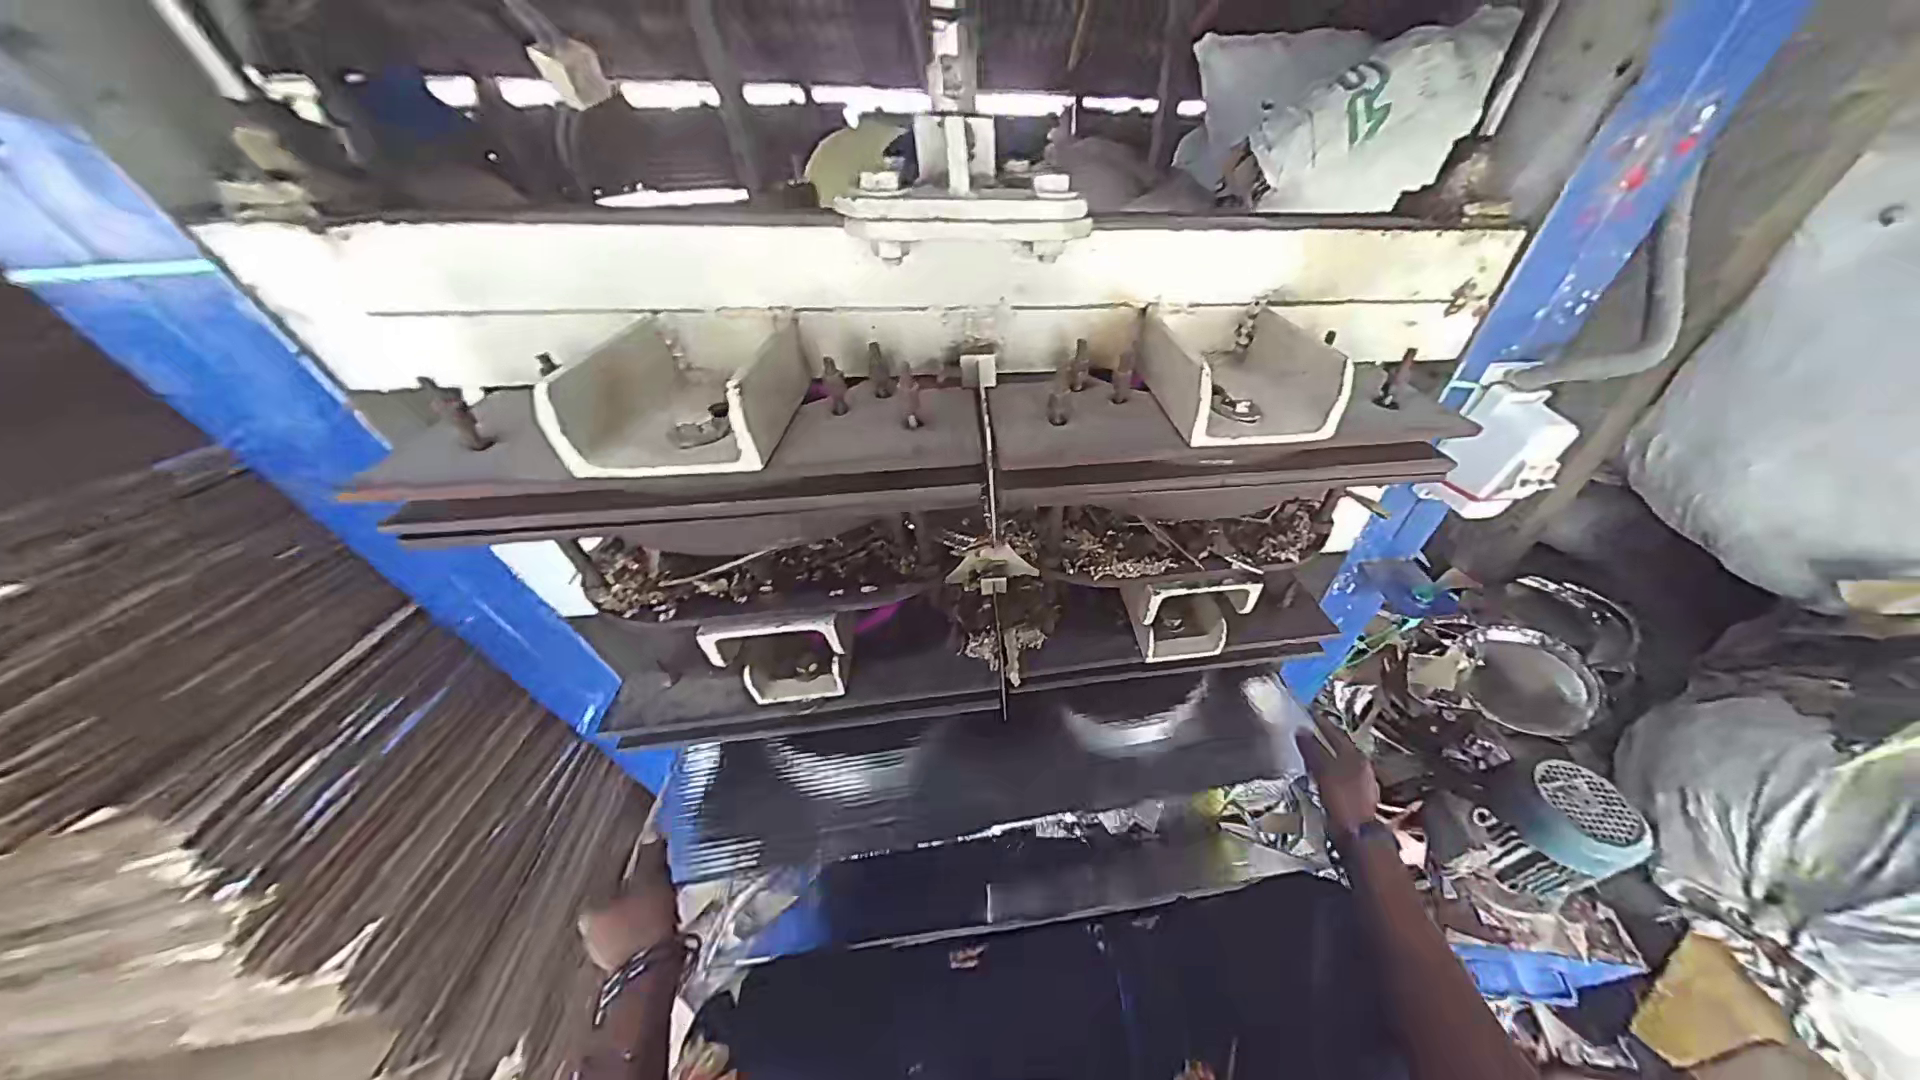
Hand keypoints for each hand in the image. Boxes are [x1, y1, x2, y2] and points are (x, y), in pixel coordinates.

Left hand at [578, 839, 679, 971]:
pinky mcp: (621, 966)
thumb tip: (652, 832)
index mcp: (591, 906)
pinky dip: (650, 929)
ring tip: (669, 903)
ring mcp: (604, 952)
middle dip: (641, 890)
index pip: (615, 875)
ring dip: (646, 911)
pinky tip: (666, 925)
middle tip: (664, 882)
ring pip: (629, 919)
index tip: (658, 862)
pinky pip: (637, 937)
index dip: (639, 866)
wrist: (652, 974)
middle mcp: (590, 930)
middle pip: (620, 899)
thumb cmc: (646, 924)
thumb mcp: (653, 879)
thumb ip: (651, 854)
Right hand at [1295, 711, 1380, 836]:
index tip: (1309, 713)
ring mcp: (1361, 782)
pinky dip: (1329, 769)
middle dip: (1324, 737)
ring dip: (1326, 753)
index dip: (1321, 723)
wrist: (1358, 837)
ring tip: (1310, 750)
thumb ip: (1313, 750)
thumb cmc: (1342, 801)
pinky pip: (1340, 774)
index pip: (1336, 733)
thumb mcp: (1323, 771)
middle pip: (1340, 745)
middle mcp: (1362, 767)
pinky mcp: (1357, 796)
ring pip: (1341, 760)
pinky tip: (1320, 773)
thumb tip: (1301, 731)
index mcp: (1356, 757)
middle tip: (1308, 729)